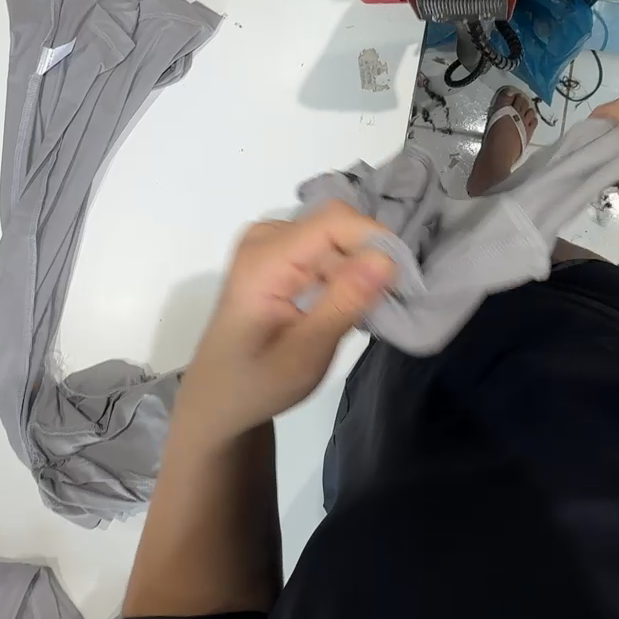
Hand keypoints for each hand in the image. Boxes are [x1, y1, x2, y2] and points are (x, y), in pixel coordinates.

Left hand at [175, 201, 395, 443]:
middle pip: (336, 224)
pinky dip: (342, 271)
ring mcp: (269, 242)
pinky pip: (323, 245)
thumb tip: (386, 258)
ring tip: (358, 311)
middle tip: (378, 306)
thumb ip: (345, 303)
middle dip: (366, 258)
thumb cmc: (258, 383)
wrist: (218, 398)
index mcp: (264, 259)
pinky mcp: (277, 252)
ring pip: (334, 234)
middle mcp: (265, 237)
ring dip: (355, 268)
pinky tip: (340, 304)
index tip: (400, 281)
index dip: (374, 240)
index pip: (334, 221)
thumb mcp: (306, 354)